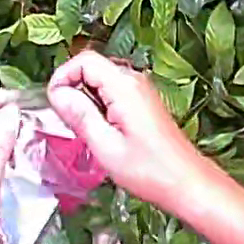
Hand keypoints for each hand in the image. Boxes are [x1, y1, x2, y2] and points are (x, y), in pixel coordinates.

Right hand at [46, 51, 224, 214]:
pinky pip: (111, 88)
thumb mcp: (106, 147)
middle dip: (72, 87)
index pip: (84, 60)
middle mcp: (133, 79)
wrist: (189, 184)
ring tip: (83, 127)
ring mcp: (140, 88)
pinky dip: (98, 102)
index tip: (54, 101)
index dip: (63, 75)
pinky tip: (101, 129)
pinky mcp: (143, 99)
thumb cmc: (149, 171)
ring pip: (100, 77)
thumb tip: (57, 93)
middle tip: (66, 118)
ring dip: (85, 96)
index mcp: (123, 85)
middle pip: (91, 66)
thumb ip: (80, 116)